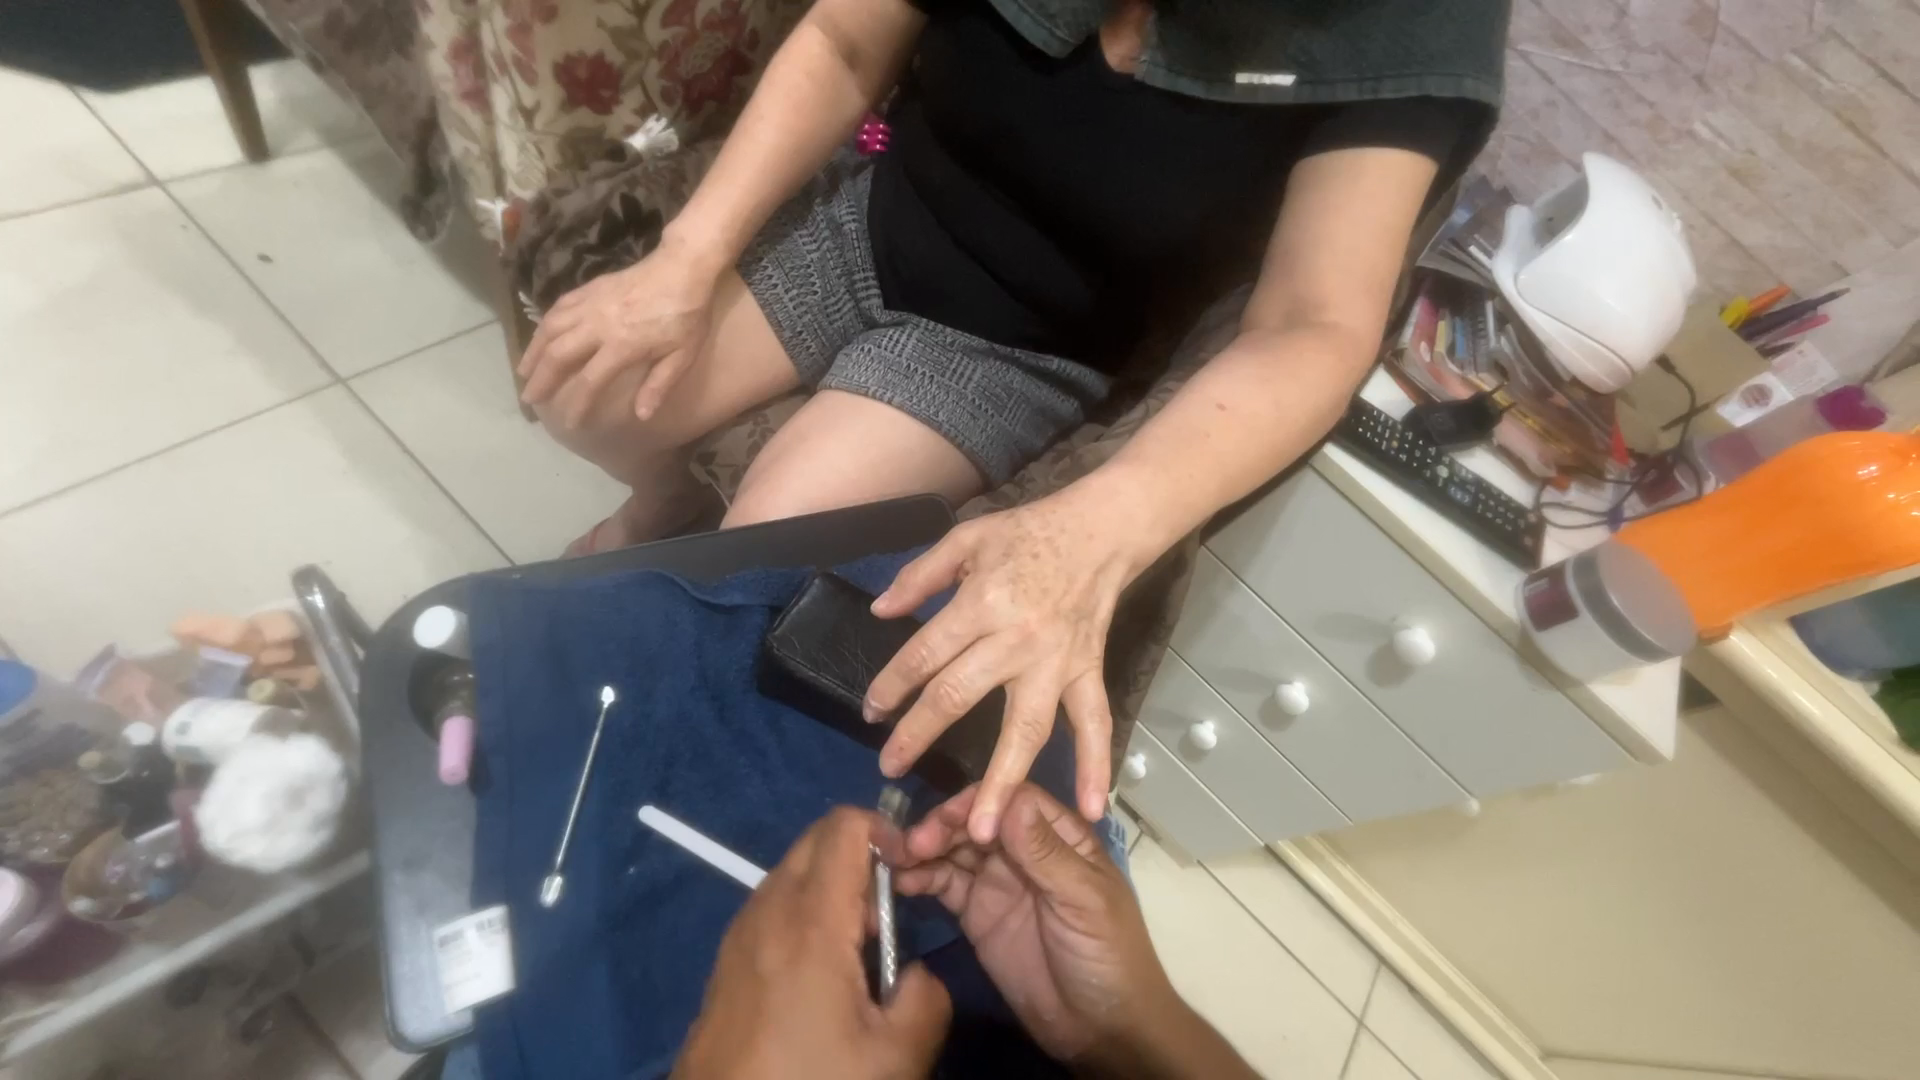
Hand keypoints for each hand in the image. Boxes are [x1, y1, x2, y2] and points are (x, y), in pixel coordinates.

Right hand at [518, 237, 723, 428]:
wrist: (682, 268)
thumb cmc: (688, 316)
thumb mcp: (682, 356)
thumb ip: (659, 384)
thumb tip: (641, 415)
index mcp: (622, 346)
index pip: (590, 382)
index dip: (577, 405)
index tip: (569, 424)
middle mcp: (597, 325)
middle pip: (558, 356)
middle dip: (541, 379)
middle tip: (529, 399)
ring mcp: (590, 304)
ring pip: (550, 330)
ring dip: (533, 352)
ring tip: (524, 371)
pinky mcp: (588, 289)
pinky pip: (557, 308)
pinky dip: (543, 324)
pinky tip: (540, 336)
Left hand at [675, 807, 950, 1079]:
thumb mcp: (894, 1060)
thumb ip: (925, 997)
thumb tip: (914, 972)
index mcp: (810, 919)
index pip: (845, 826)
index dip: (885, 833)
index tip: (908, 873)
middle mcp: (769, 909)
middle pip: (818, 838)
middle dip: (861, 857)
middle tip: (884, 920)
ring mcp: (740, 933)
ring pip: (794, 870)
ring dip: (832, 886)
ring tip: (854, 951)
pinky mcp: (725, 960)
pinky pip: (773, 903)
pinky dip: (804, 910)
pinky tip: (816, 974)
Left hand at [864, 484, 1163, 841]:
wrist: (1097, 532)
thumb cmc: (1026, 534)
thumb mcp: (966, 539)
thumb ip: (921, 576)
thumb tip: (881, 611)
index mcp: (982, 604)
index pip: (925, 654)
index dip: (893, 685)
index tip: (872, 711)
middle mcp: (1017, 641)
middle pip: (959, 696)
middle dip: (919, 735)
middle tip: (889, 769)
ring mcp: (1057, 664)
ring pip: (1025, 729)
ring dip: (1002, 780)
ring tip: (980, 832)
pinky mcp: (1088, 673)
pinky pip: (1094, 724)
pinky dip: (1097, 765)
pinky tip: (1093, 810)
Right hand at [896, 785, 1174, 1061]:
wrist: (1100, 1030)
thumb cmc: (1107, 954)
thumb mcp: (1084, 900)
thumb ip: (1046, 853)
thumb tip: (1010, 799)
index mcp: (1058, 835)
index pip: (1013, 799)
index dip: (980, 802)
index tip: (951, 818)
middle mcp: (1023, 848)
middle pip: (977, 819)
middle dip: (944, 825)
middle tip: (914, 842)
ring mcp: (998, 878)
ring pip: (955, 848)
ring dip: (926, 847)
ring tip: (898, 858)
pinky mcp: (976, 912)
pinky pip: (945, 884)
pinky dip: (922, 878)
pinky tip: (903, 880)